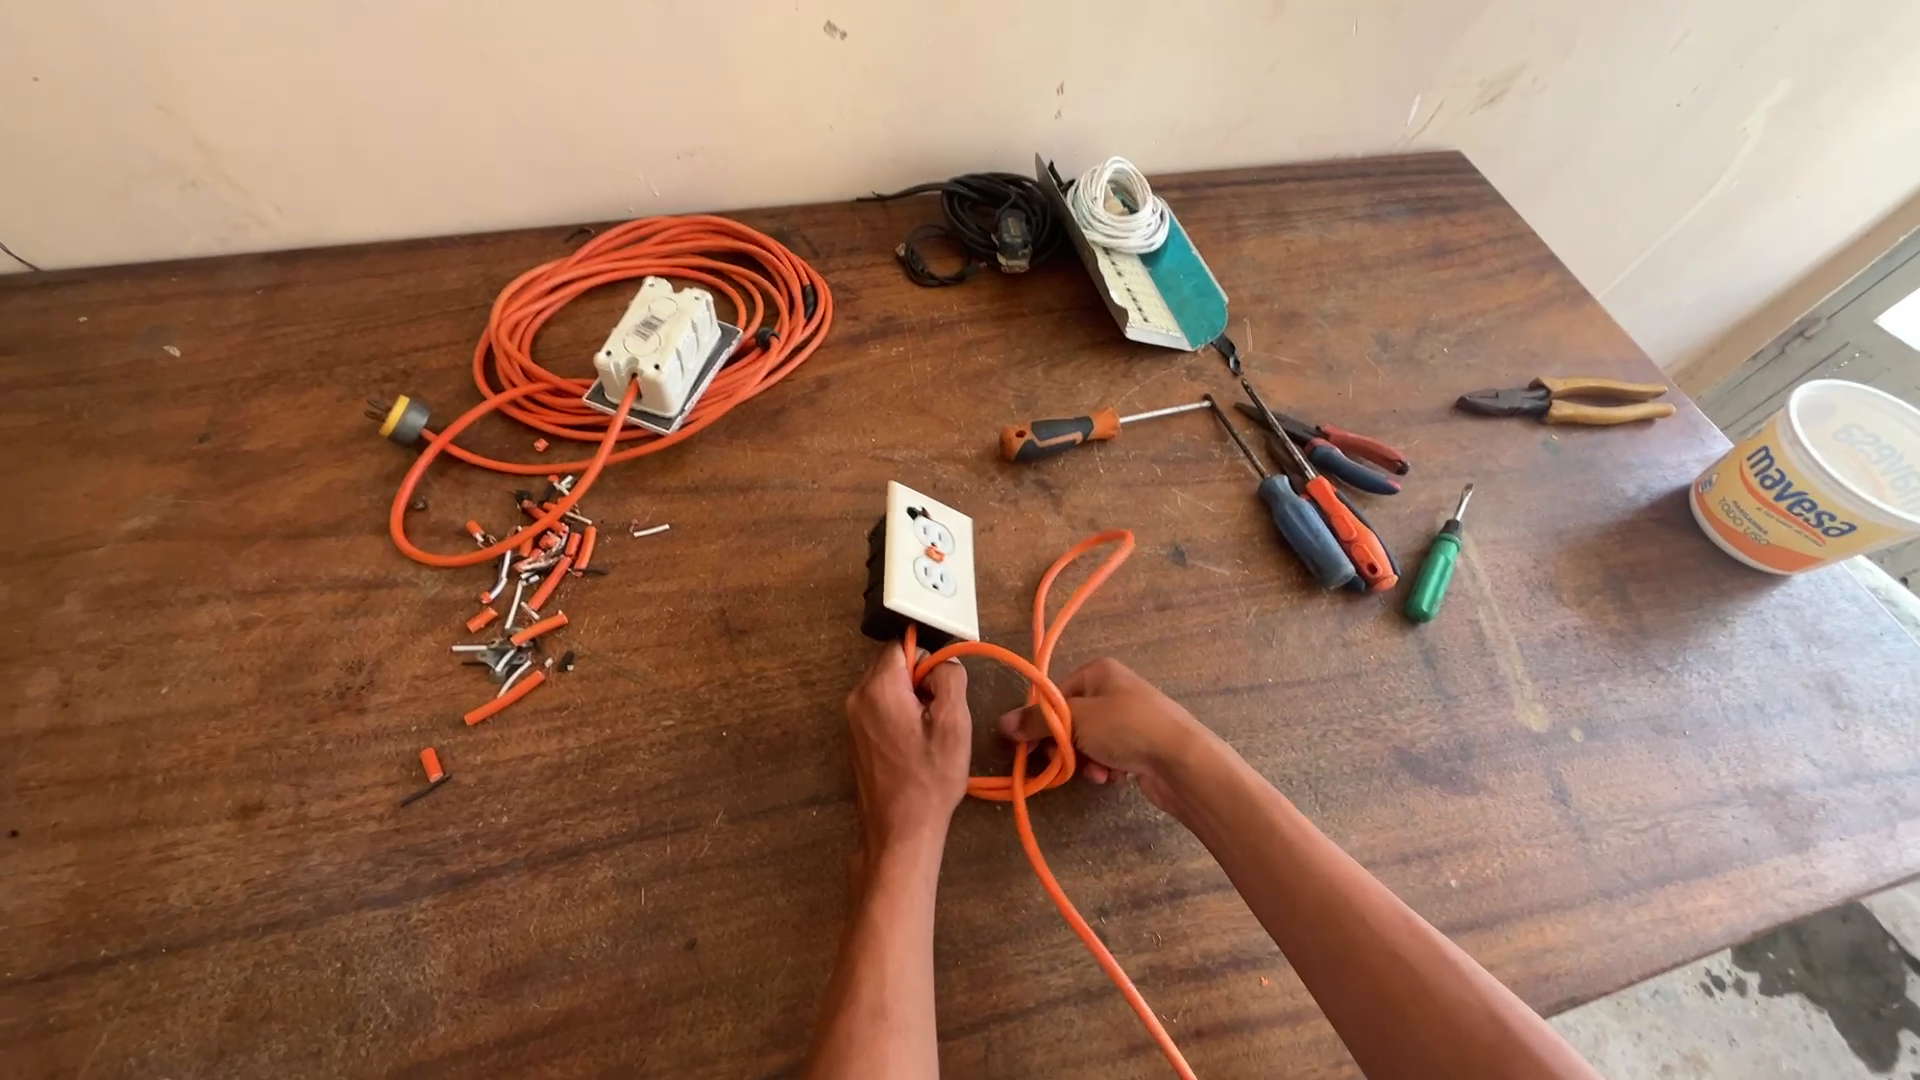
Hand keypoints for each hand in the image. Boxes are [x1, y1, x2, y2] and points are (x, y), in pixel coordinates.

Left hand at [844, 644, 971, 859]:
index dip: (929, 661)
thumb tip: (942, 662)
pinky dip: (900, 716)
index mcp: (878, 688)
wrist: (900, 831)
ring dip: (912, 700)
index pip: (903, 644)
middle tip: (939, 715)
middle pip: (893, 665)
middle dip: (920, 681)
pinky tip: (914, 745)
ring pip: (888, 687)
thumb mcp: (954, 723)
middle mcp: (857, 697)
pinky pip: (881, 707)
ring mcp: (852, 719)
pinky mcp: (856, 736)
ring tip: (928, 733)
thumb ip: (949, 678)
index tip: (942, 691)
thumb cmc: (929, 779)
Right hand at [997, 658, 1215, 814]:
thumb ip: (1037, 723)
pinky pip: (1109, 754)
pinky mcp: (1140, 744)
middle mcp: (1114, 689)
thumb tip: (1002, 723)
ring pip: (1088, 741)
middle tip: (1061, 764)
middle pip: (1071, 720)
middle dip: (1066, 746)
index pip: (1055, 695)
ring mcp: (1129, 718)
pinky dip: (1106, 767)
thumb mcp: (1076, 722)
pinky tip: (1114, 776)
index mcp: (1099, 672)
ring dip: (1086, 761)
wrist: (1183, 761)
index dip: (1041, 722)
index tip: (1030, 746)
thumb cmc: (1127, 728)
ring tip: (1097, 772)